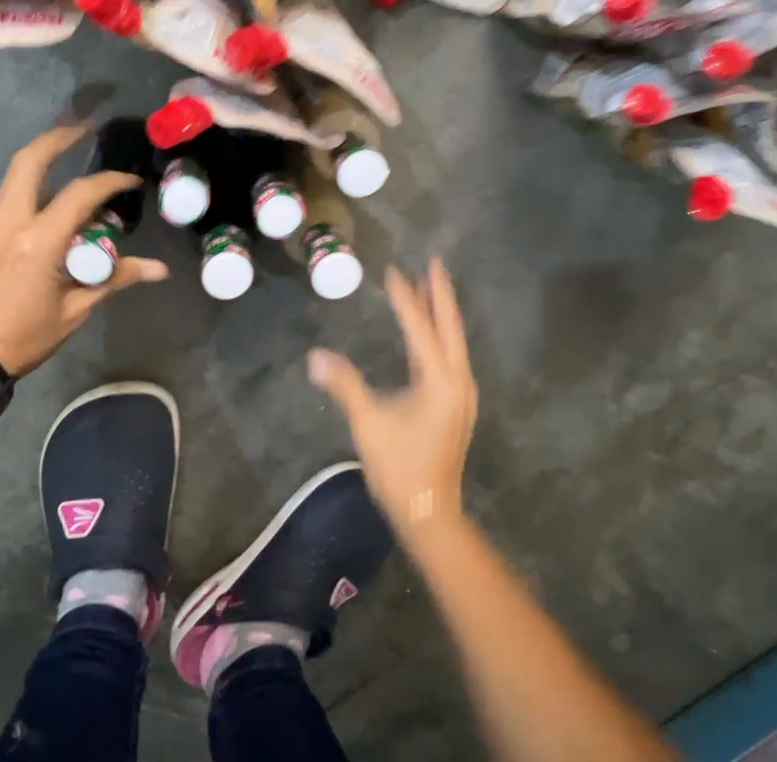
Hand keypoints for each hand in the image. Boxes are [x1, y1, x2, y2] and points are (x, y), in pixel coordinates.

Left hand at [0, 124, 167, 375]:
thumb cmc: (22, 337)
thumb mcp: (74, 311)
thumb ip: (114, 279)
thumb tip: (158, 270)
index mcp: (38, 240)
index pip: (80, 194)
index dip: (110, 181)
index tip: (130, 180)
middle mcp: (8, 221)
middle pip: (30, 160)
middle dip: (58, 138)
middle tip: (85, 129)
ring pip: (13, 178)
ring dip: (42, 163)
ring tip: (69, 163)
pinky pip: (6, 201)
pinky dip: (30, 193)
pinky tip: (47, 209)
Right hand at [307, 258, 475, 537]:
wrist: (429, 512)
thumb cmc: (399, 469)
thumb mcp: (368, 425)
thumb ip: (345, 386)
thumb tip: (315, 357)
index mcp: (440, 381)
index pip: (420, 329)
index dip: (406, 300)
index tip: (394, 272)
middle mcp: (458, 381)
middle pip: (449, 328)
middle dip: (440, 295)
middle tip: (435, 263)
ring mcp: (461, 395)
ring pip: (452, 343)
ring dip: (440, 315)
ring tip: (428, 289)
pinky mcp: (456, 406)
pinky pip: (449, 359)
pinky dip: (439, 338)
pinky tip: (427, 336)